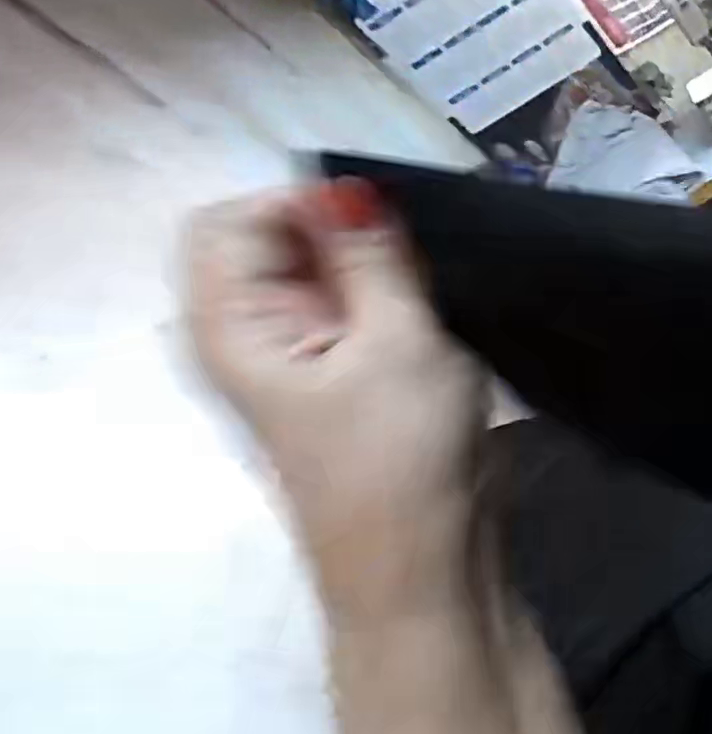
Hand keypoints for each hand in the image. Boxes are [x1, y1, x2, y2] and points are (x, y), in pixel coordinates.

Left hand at [186, 180, 483, 617]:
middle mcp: (265, 333)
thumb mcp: (399, 343)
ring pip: (346, 287)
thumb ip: (377, 264)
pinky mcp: (367, 381)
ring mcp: (318, 360)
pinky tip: (452, 323)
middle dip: (362, 245)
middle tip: (431, 265)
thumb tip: (353, 193)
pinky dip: (412, 310)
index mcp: (237, 321)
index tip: (391, 222)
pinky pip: (379, 321)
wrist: (431, 540)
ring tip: (448, 294)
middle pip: (292, 252)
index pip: (238, 222)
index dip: (306, 206)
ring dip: (396, 280)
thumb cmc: (403, 446)